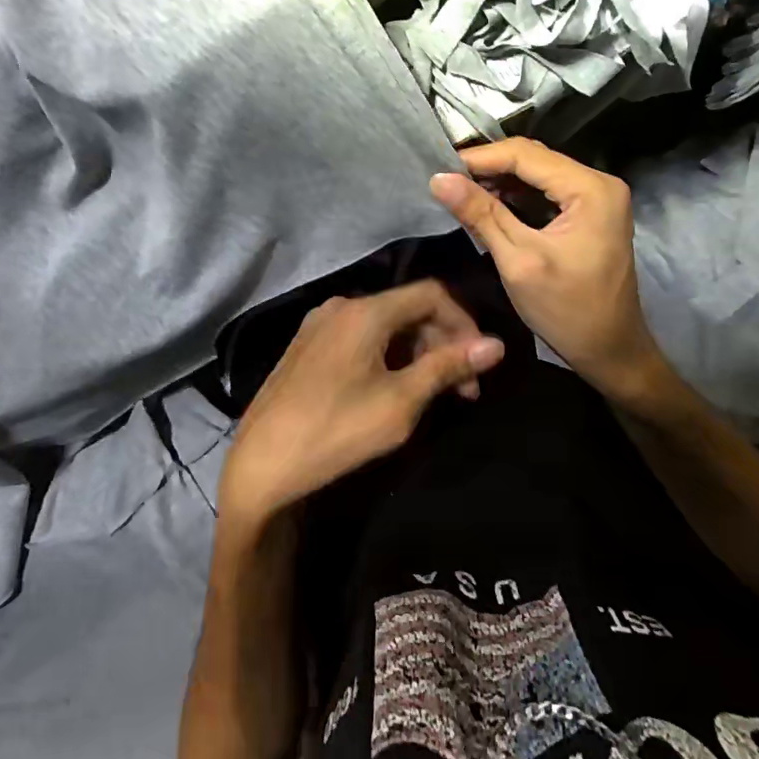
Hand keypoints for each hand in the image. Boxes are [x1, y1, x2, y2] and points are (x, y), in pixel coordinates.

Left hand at [218, 280, 505, 530]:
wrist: (261, 465)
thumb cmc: (336, 431)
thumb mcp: (401, 402)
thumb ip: (448, 367)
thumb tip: (497, 344)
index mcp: (365, 311)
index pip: (432, 293)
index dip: (464, 323)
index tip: (480, 363)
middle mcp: (341, 306)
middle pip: (408, 310)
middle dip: (442, 344)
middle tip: (463, 391)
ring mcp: (319, 325)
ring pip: (385, 326)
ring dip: (417, 353)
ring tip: (432, 395)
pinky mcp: (306, 347)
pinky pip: (360, 339)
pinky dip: (388, 357)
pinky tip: (393, 390)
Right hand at [430, 138, 669, 401]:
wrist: (610, 350)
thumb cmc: (566, 311)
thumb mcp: (518, 260)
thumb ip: (481, 214)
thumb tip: (438, 178)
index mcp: (590, 189)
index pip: (525, 155)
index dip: (479, 158)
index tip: (439, 168)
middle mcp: (599, 182)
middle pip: (534, 159)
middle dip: (489, 167)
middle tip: (446, 179)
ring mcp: (598, 197)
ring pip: (539, 174)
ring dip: (500, 180)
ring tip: (460, 190)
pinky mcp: (591, 212)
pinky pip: (548, 192)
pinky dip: (517, 196)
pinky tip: (489, 203)